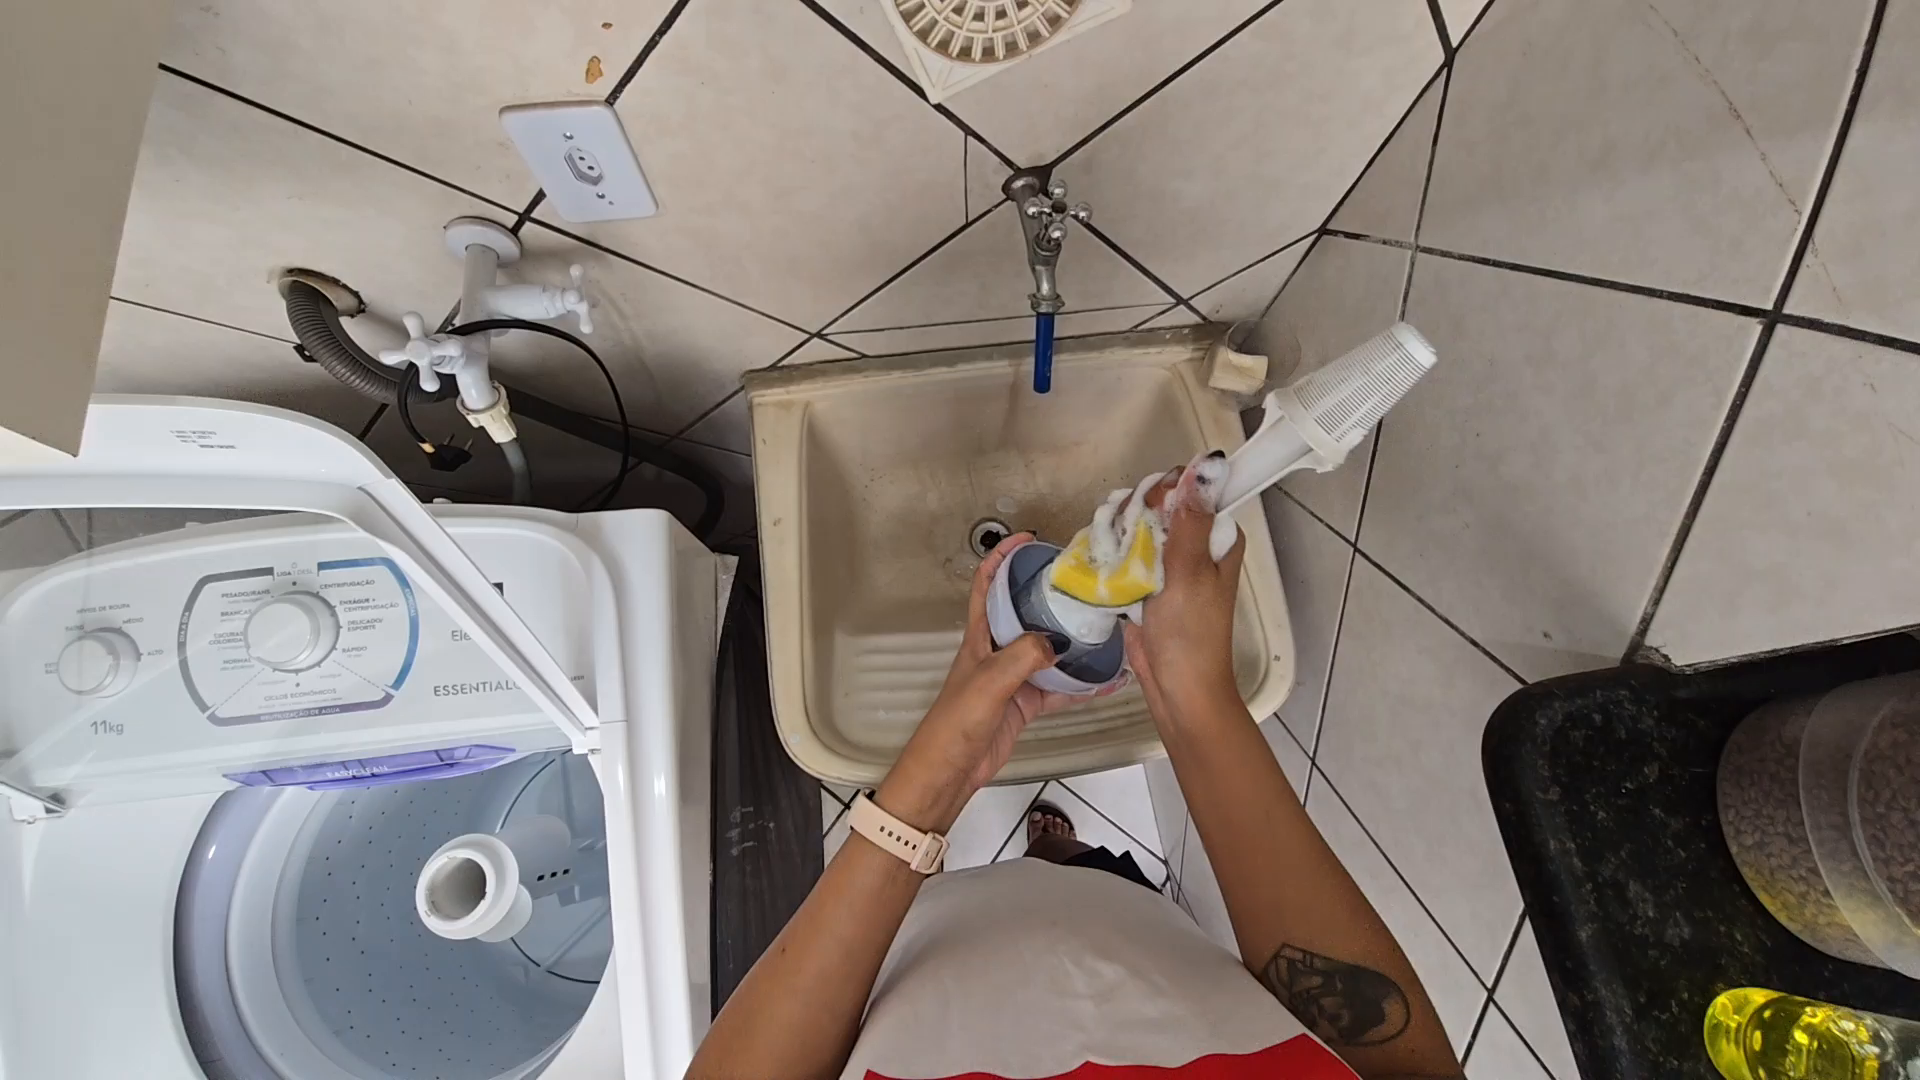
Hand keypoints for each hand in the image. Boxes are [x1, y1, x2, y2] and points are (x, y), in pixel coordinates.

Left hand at [876, 533, 1119, 831]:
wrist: (951, 769)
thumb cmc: (957, 720)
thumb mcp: (990, 682)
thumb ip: (1023, 657)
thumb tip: (1058, 643)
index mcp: (980, 635)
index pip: (986, 585)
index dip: (1001, 558)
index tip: (1027, 539)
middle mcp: (997, 649)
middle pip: (1024, 612)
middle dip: (1049, 594)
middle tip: (1084, 582)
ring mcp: (1013, 676)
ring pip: (1048, 650)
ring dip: (1073, 641)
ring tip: (1106, 627)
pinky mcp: (1026, 702)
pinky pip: (1060, 688)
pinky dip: (1083, 685)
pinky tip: (1109, 681)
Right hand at [1122, 466, 1246, 725]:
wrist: (1177, 688)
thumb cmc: (1191, 633)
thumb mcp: (1191, 571)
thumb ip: (1191, 520)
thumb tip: (1205, 466)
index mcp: (1217, 539)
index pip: (1192, 492)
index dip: (1167, 489)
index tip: (1145, 506)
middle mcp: (1195, 546)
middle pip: (1159, 507)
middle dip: (1136, 512)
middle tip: (1122, 534)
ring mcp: (1168, 566)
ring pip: (1138, 530)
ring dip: (1118, 533)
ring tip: (1107, 548)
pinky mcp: (1144, 584)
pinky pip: (1125, 556)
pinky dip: (1110, 555)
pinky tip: (1098, 559)